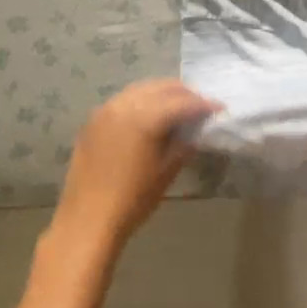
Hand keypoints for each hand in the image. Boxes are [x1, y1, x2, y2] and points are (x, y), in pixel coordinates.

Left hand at [55, 80, 220, 246]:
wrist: (87, 220)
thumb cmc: (133, 199)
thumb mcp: (167, 170)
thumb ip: (184, 142)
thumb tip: (196, 128)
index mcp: (146, 117)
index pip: (183, 102)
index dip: (204, 104)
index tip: (219, 109)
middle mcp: (124, 104)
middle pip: (162, 87)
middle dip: (184, 93)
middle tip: (201, 105)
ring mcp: (105, 110)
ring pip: (141, 89)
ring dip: (162, 94)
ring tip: (178, 107)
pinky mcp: (93, 120)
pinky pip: (123, 100)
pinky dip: (142, 101)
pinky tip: (149, 115)